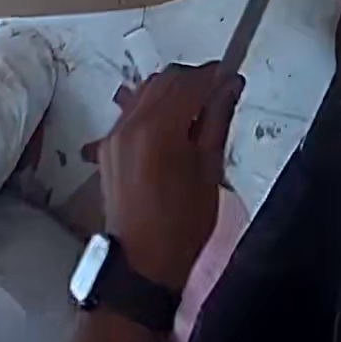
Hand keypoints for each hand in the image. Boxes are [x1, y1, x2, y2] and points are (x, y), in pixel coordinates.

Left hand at [82, 61, 243, 288]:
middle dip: (195, 79)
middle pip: (167, 78)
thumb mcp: (210, 166)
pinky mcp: (108, 147)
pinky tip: (172, 123)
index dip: (216, 74)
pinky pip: (133, 108)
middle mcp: (131, 125)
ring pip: (148, 88)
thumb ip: (218, 117)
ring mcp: (115, 135)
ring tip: (196, 109)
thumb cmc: (182, 223)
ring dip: (174, 89)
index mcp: (158, 129)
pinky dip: (155, 104)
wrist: (141, 268)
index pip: (191, 80)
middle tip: (219, 93)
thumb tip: (230, 85)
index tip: (232, 77)